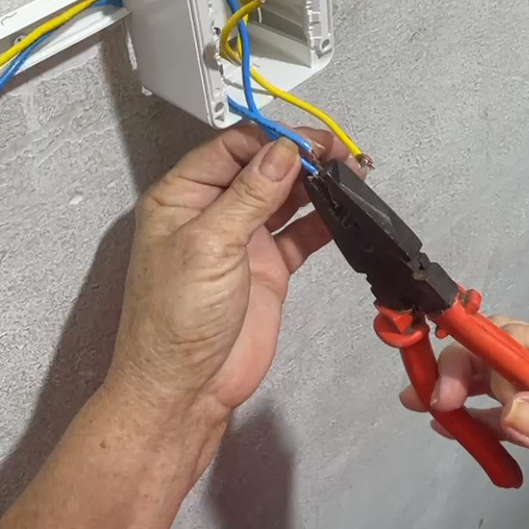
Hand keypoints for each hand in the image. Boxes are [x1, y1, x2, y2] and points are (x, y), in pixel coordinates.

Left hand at [106, 125, 346, 430]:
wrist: (187, 388)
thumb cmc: (176, 317)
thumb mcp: (208, 246)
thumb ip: (248, 196)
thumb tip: (282, 151)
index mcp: (181, 196)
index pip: (230, 148)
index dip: (270, 139)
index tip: (308, 141)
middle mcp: (211, 211)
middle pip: (260, 167)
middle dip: (299, 157)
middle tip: (339, 153)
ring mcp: (241, 239)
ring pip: (283, 197)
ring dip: (315, 184)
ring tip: (352, 174)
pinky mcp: (267, 267)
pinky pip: (299, 233)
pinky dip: (322, 220)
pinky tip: (346, 210)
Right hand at [400, 320, 528, 528]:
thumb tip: (510, 406)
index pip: (527, 340)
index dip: (478, 353)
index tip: (445, 387)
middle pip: (506, 352)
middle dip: (464, 371)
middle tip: (434, 408)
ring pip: (502, 378)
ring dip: (464, 391)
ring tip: (426, 411)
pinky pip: (513, 410)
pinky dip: (481, 418)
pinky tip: (452, 427)